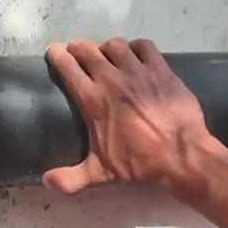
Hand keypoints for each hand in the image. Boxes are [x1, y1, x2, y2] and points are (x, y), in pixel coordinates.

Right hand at [43, 38, 215, 194]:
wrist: (181, 153)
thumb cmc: (140, 163)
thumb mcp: (101, 173)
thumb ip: (71, 178)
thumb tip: (47, 182)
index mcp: (93, 100)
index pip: (68, 67)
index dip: (58, 56)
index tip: (54, 52)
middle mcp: (112, 79)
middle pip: (88, 49)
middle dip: (78, 47)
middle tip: (77, 51)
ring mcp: (138, 71)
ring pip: (116, 45)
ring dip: (107, 48)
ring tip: (107, 55)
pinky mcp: (161, 69)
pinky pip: (145, 46)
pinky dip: (137, 47)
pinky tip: (136, 54)